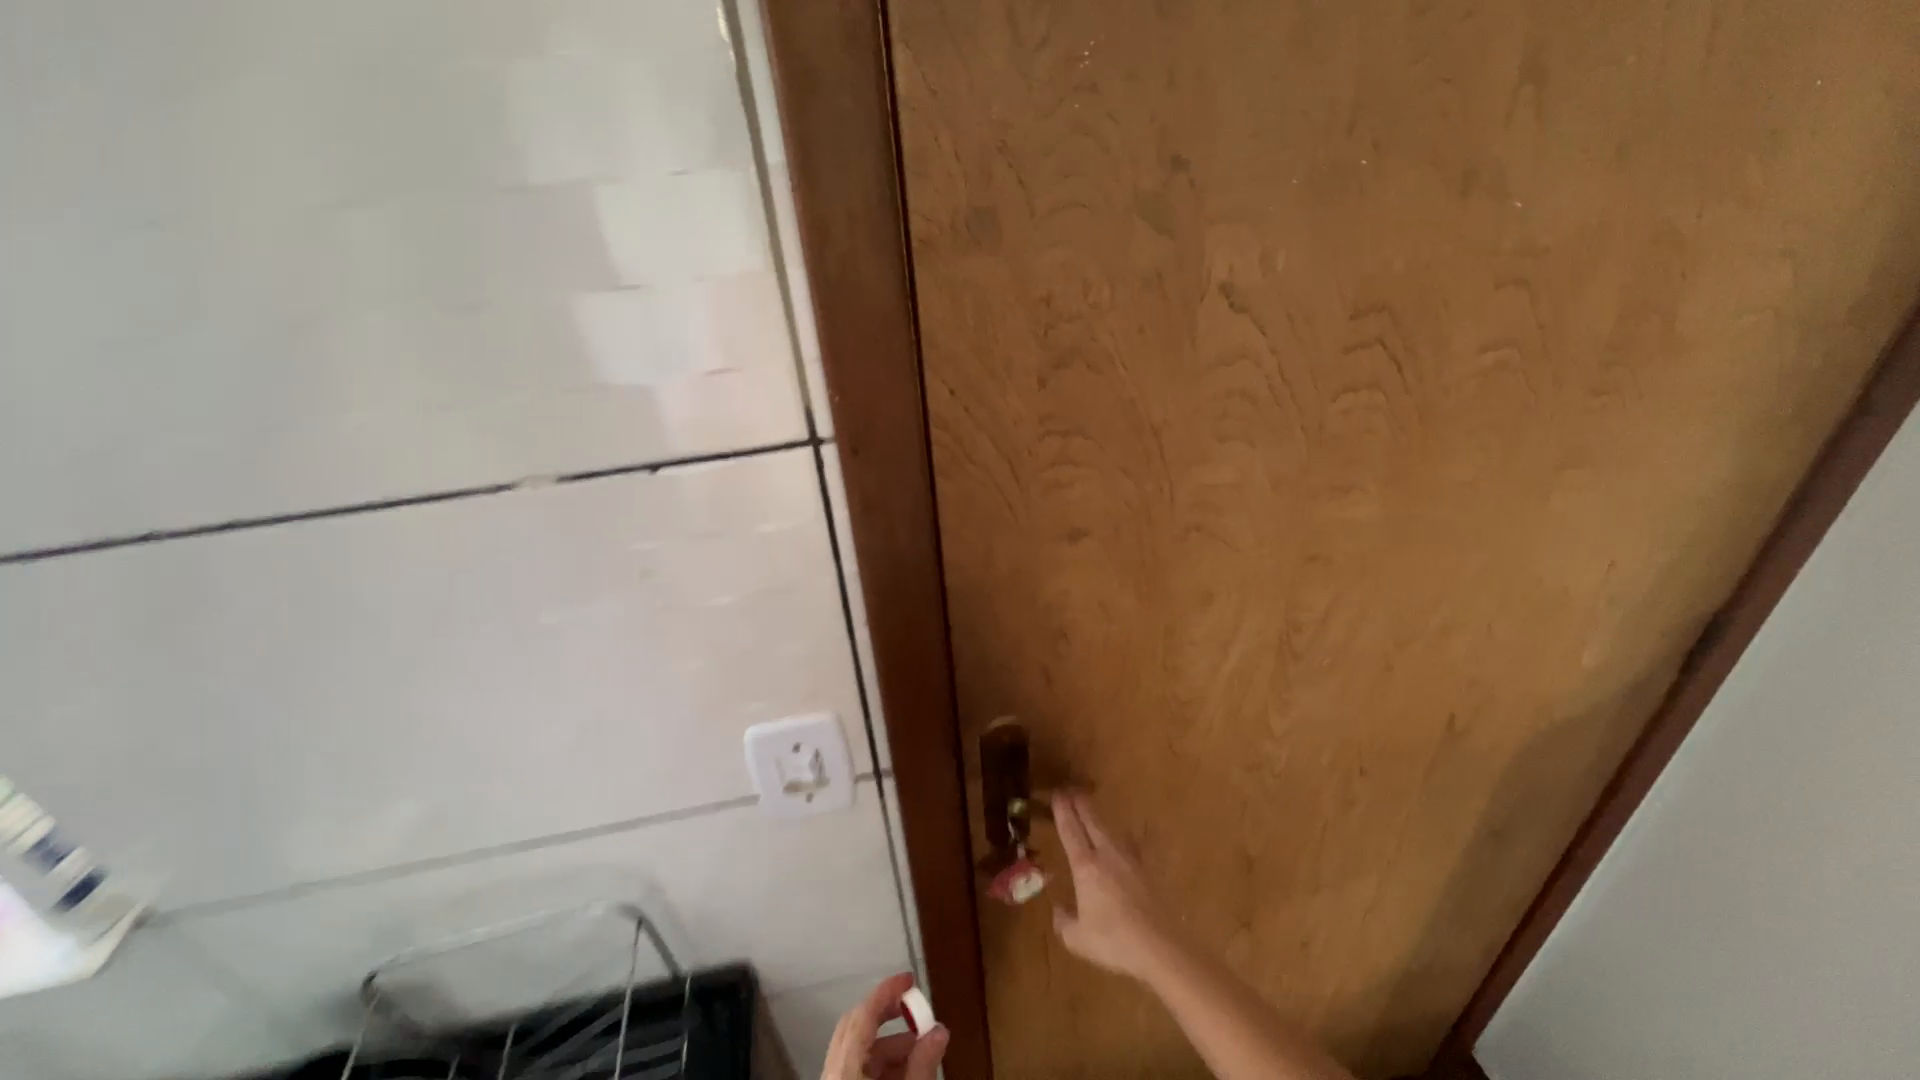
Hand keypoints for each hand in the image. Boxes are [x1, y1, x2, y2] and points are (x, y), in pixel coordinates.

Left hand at [821, 973, 948, 1079]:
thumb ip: (922, 1063)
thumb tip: (940, 1030)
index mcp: (844, 1066)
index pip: (863, 1015)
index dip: (886, 992)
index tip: (909, 979)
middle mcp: (831, 1070)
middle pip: (856, 1026)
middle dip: (889, 1017)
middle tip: (916, 1014)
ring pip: (858, 1049)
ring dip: (889, 1044)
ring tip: (921, 1053)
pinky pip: (855, 1067)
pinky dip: (879, 1063)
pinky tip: (904, 1072)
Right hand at [1051, 791, 1182, 980]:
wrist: (1160, 947)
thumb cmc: (1113, 942)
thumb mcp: (1077, 938)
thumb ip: (1063, 921)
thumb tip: (1058, 910)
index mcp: (1085, 866)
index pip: (1070, 829)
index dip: (1062, 810)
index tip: (1056, 794)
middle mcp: (1107, 854)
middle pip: (1092, 819)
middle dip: (1080, 802)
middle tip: (1070, 790)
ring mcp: (1131, 859)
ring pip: (1112, 828)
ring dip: (1099, 815)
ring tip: (1091, 809)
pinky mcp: (1149, 869)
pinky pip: (1133, 843)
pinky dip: (1125, 836)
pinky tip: (1127, 836)